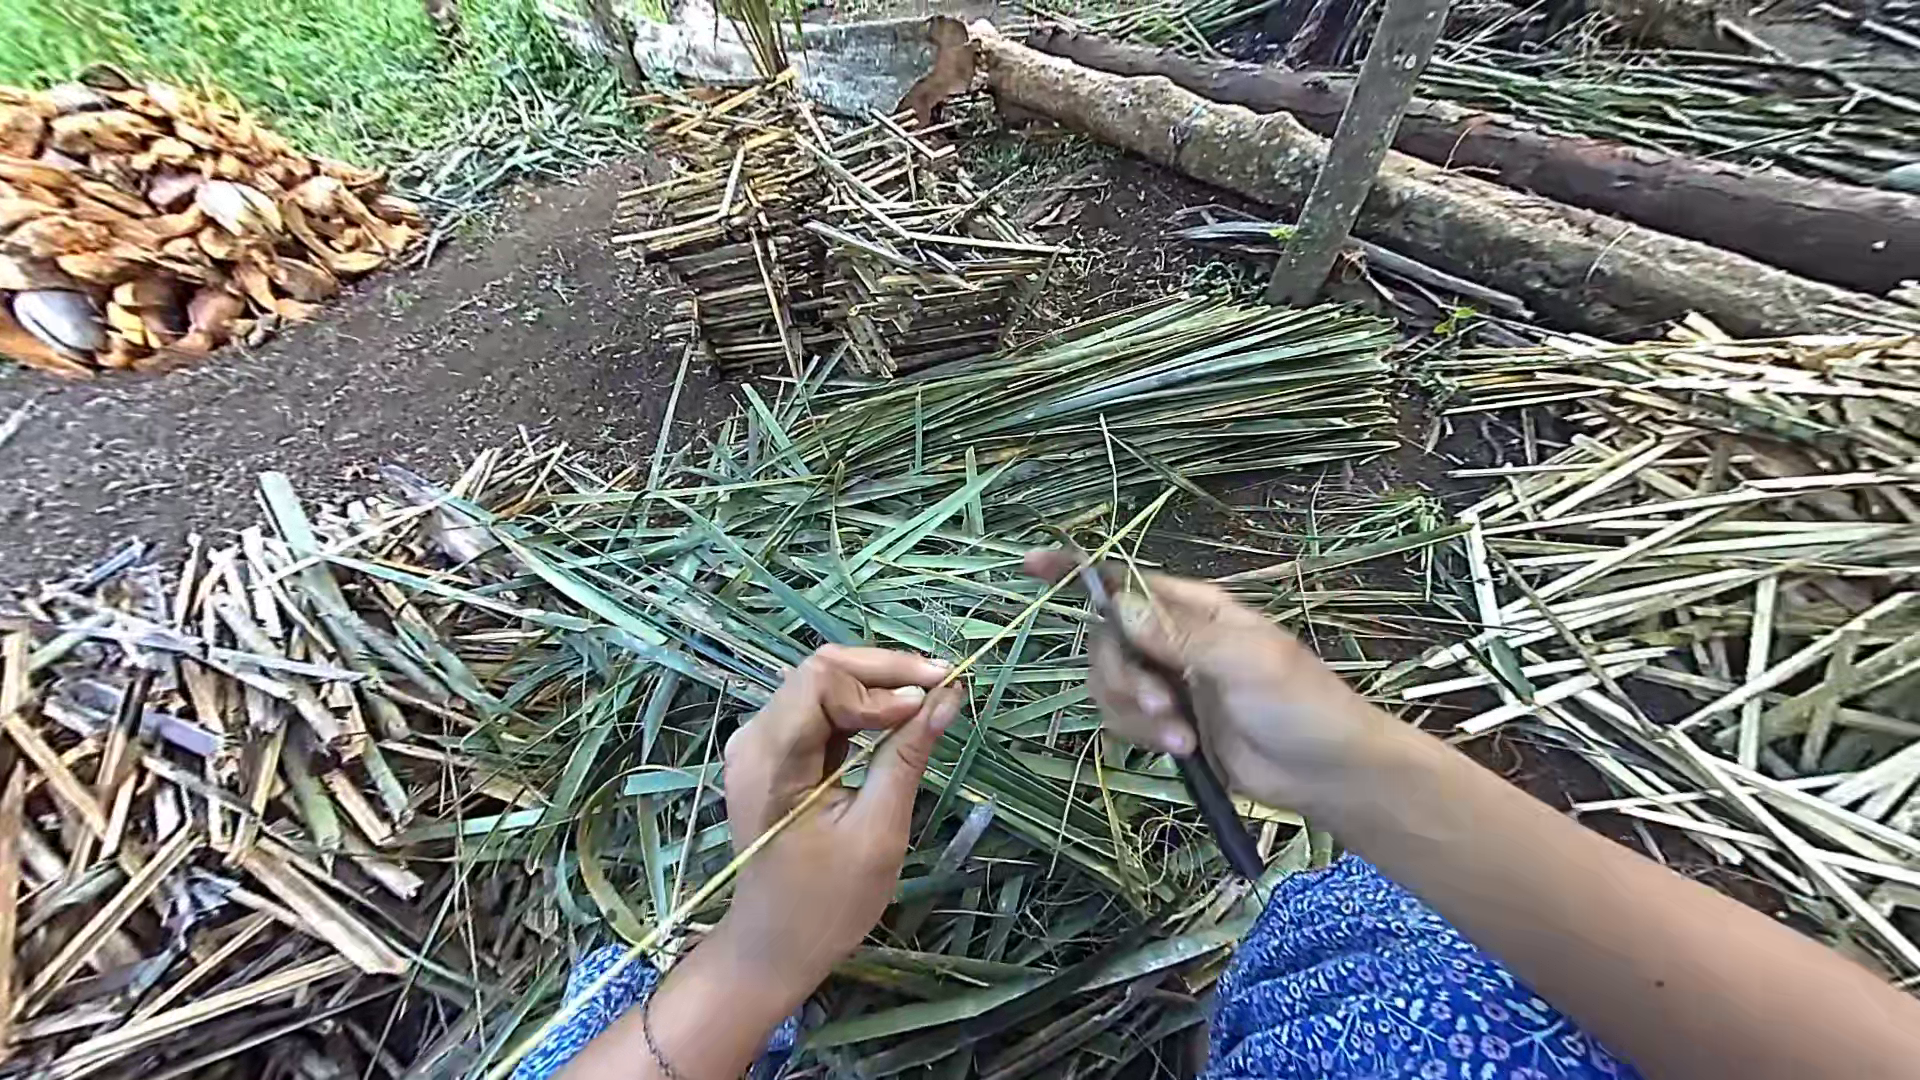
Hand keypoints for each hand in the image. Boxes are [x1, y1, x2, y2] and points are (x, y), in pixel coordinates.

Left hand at [716, 645, 961, 1001]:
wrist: (774, 948)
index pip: (823, 681)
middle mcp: (756, 736)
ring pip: (824, 679)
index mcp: (770, 760)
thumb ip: (909, 755)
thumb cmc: (827, 903)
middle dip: (887, 671)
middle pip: (823, 669)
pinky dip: (864, 701)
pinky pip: (822, 703)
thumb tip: (949, 695)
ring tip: (929, 694)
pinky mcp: (775, 746)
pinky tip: (898, 711)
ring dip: (879, 682)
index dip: (882, 681)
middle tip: (943, 683)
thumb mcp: (879, 831)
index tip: (932, 700)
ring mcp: (761, 739)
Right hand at [1024, 550, 1400, 813]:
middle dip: (1123, 678)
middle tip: (1165, 707)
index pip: (1121, 579)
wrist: (1326, 775)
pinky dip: (1140, 734)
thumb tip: (1116, 604)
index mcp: (1189, 608)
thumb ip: (1178, 634)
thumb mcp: (1246, 660)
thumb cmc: (1301, 703)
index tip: (1032, 565)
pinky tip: (1180, 749)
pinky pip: (1121, 718)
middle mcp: (1167, 637)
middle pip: (1104, 641)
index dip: (1075, 570)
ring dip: (1134, 712)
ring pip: (1107, 684)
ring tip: (1180, 737)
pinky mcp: (1162, 720)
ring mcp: (1163, 680)